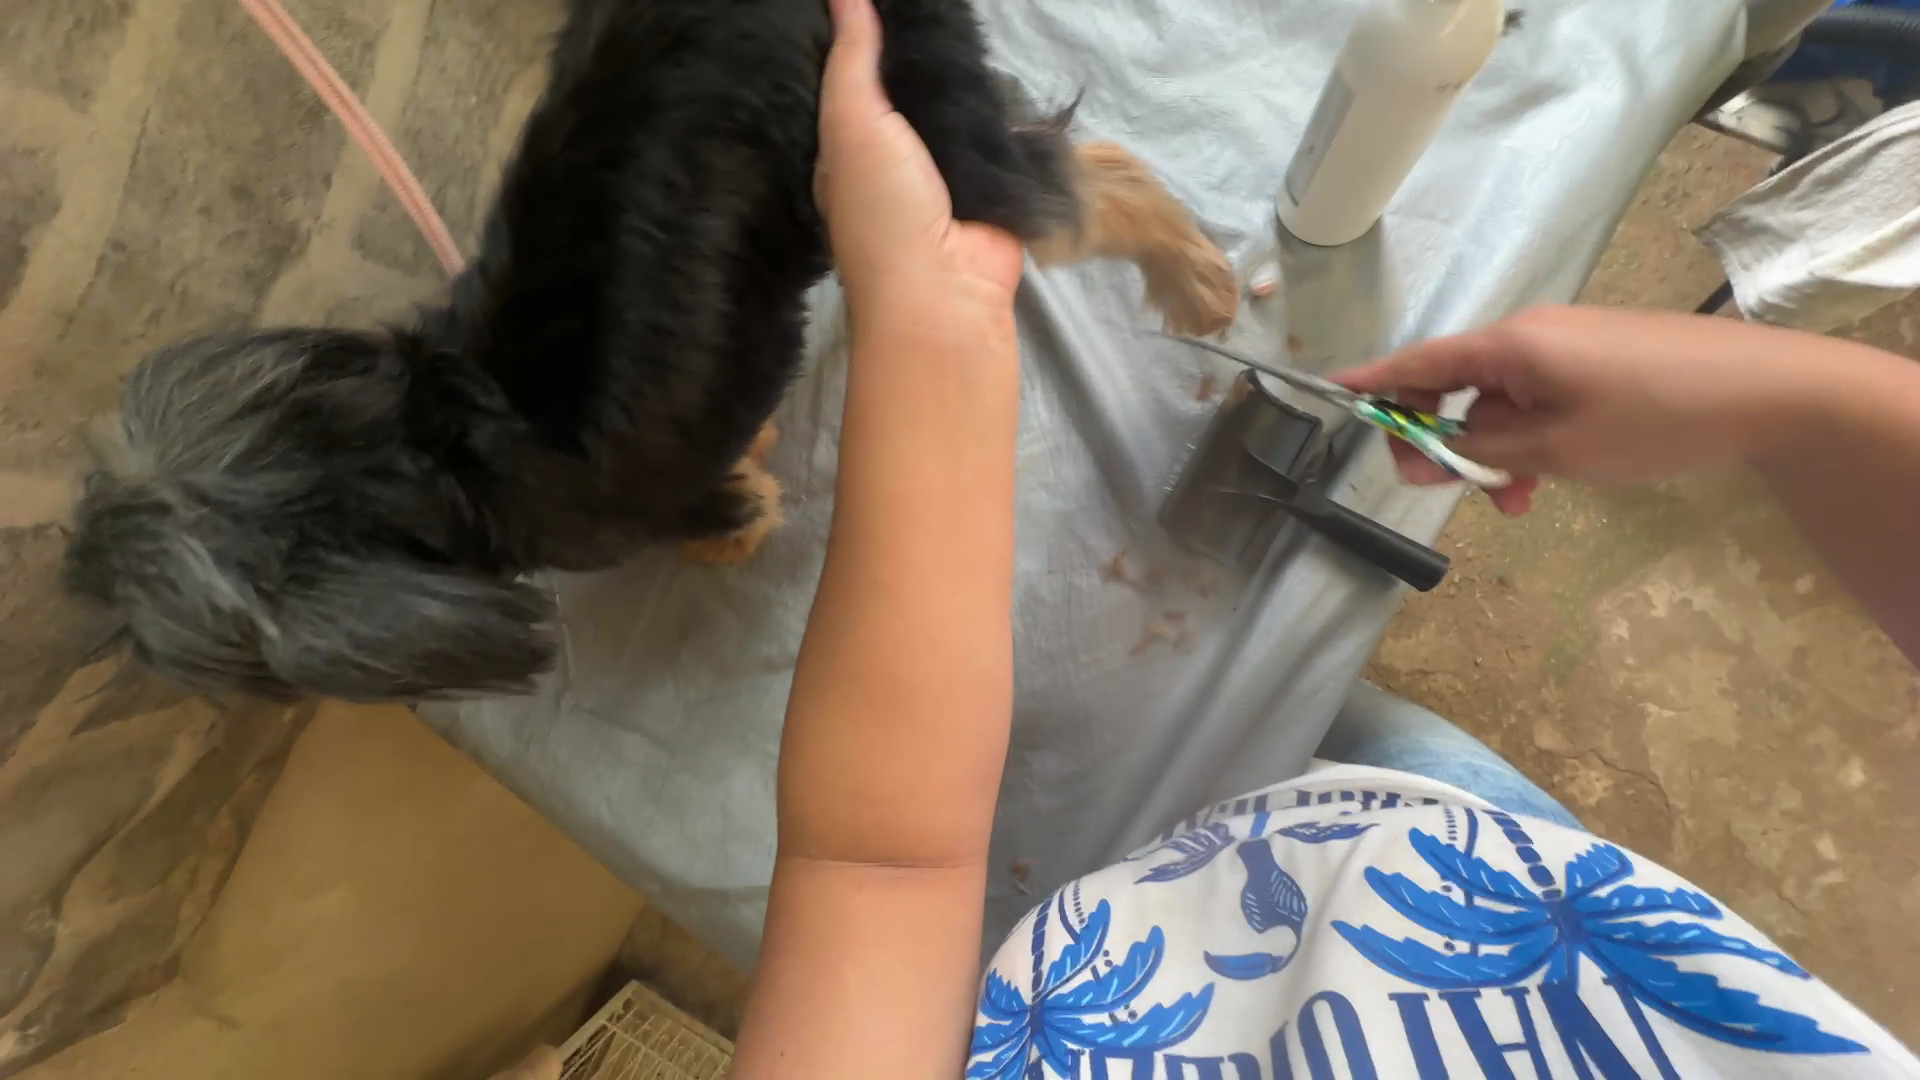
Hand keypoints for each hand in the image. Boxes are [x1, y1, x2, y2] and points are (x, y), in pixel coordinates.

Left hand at [815, 0, 1024, 335]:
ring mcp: (946, 182)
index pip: (853, 88)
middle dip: (922, 59)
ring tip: (970, 24)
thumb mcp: (852, 126)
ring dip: (966, 81)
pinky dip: (1003, 114)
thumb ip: (852, 61)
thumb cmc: (884, 213)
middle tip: (936, 8)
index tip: (879, 3)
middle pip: (909, 98)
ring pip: (955, 115)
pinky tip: (1005, 75)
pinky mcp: (991, 191)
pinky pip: (996, 139)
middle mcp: (896, 168)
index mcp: (850, 156)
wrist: (946, 293)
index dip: (862, 43)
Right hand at [1332, 306, 1833, 514]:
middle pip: (1447, 389)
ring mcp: (1559, 351)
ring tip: (1511, 500)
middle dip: (1436, 441)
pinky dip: (1520, 444)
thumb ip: (1477, 451)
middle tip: (1441, 487)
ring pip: (1489, 407)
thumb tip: (1433, 453)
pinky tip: (1538, 482)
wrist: (1781, 394)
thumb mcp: (1550, 448)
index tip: (1330, 390)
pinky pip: (1527, 405)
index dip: (1370, 381)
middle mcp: (1526, 339)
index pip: (1417, 363)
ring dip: (1486, 455)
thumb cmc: (1654, 416)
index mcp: (1509, 346)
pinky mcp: (1587, 365)